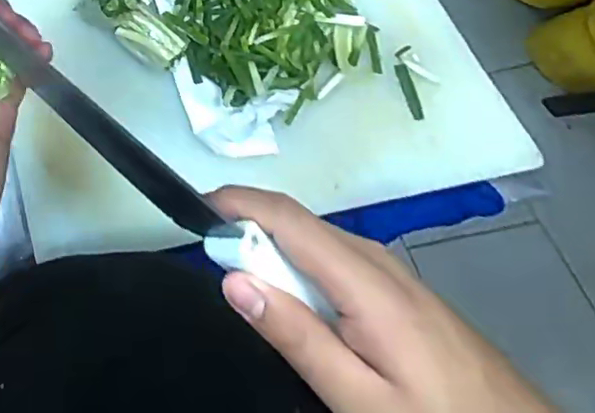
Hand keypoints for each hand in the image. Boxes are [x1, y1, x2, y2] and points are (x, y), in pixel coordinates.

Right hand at [209, 187, 554, 412]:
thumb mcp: (363, 402)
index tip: (192, 210)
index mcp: (364, 280)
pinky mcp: (402, 290)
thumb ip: (296, 337)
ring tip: (249, 280)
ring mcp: (393, 273)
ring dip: (273, 246)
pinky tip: (300, 300)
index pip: (284, 215)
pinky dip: (300, 263)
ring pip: (315, 237)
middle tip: (213, 259)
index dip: (234, 201)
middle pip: (296, 220)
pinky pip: (335, 257)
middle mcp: (377, 260)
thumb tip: (231, 278)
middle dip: (247, 226)